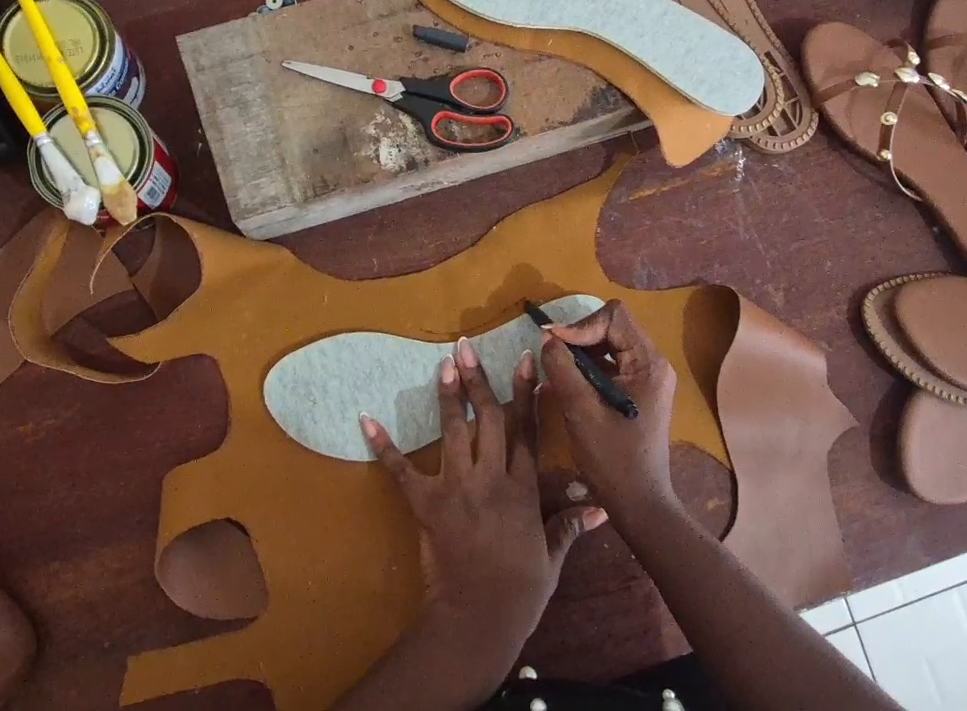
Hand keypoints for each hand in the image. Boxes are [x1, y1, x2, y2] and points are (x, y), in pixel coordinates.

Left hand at [361, 338, 603, 658]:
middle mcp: (491, 478)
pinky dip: (384, 446)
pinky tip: (367, 421)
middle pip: (488, 419)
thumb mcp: (552, 557)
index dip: (526, 393)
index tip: (526, 360)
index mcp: (523, 488)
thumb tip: (599, 507)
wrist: (480, 619)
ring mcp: (457, 488)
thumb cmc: (521, 591)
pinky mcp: (426, 504)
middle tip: (467, 348)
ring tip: (443, 364)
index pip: (527, 430)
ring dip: (448, 396)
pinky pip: (402, 470)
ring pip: (453, 432)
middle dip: (479, 381)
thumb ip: (570, 525)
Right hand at [539, 300, 677, 518]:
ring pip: (609, 343)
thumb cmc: (612, 460)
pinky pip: (610, 363)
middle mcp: (654, 363)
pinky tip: (568, 383)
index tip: (553, 344)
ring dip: (582, 352)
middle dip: (580, 336)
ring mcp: (648, 377)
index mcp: (649, 364)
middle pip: (613, 325)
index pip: (614, 316)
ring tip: (557, 370)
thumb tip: (546, 338)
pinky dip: (588, 366)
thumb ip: (562, 369)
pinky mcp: (638, 390)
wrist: (638, 502)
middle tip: (552, 356)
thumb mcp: (580, 411)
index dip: (580, 324)